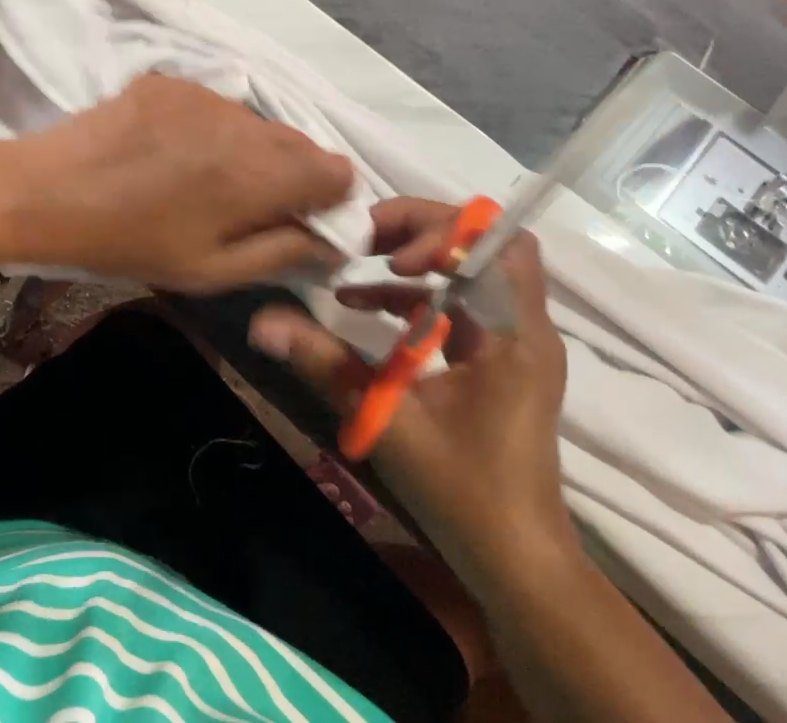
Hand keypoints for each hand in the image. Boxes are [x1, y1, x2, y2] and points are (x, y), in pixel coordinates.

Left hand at [17, 74, 354, 292]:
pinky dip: (203, 127)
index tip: (293, 218)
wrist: (46, 193)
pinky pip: (208, 105)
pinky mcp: (166, 82)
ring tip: (193, 178)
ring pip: (252, 122)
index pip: (337, 171)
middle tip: (239, 205)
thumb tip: (328, 239)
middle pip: (298, 143)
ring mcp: (202, 95)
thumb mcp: (208, 270)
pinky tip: (162, 152)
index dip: (325, 199)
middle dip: (285, 174)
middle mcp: (243, 123)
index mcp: (262, 173)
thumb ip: (281, 252)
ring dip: (243, 148)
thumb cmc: (127, 243)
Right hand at [248, 198, 574, 571]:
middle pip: (488, 247)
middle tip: (361, 241)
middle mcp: (523, 331)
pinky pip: (461, 305)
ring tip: (353, 268)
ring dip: (416, 260)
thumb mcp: (384, 419)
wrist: (514, 555)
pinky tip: (363, 308)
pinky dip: (416, 295)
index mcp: (512, 338)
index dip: (439, 233)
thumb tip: (262, 323)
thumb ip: (325, 364)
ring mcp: (513, 347)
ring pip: (475, 272)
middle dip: (423, 231)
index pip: (496, 247)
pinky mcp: (496, 363)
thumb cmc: (462, 489)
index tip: (380, 256)